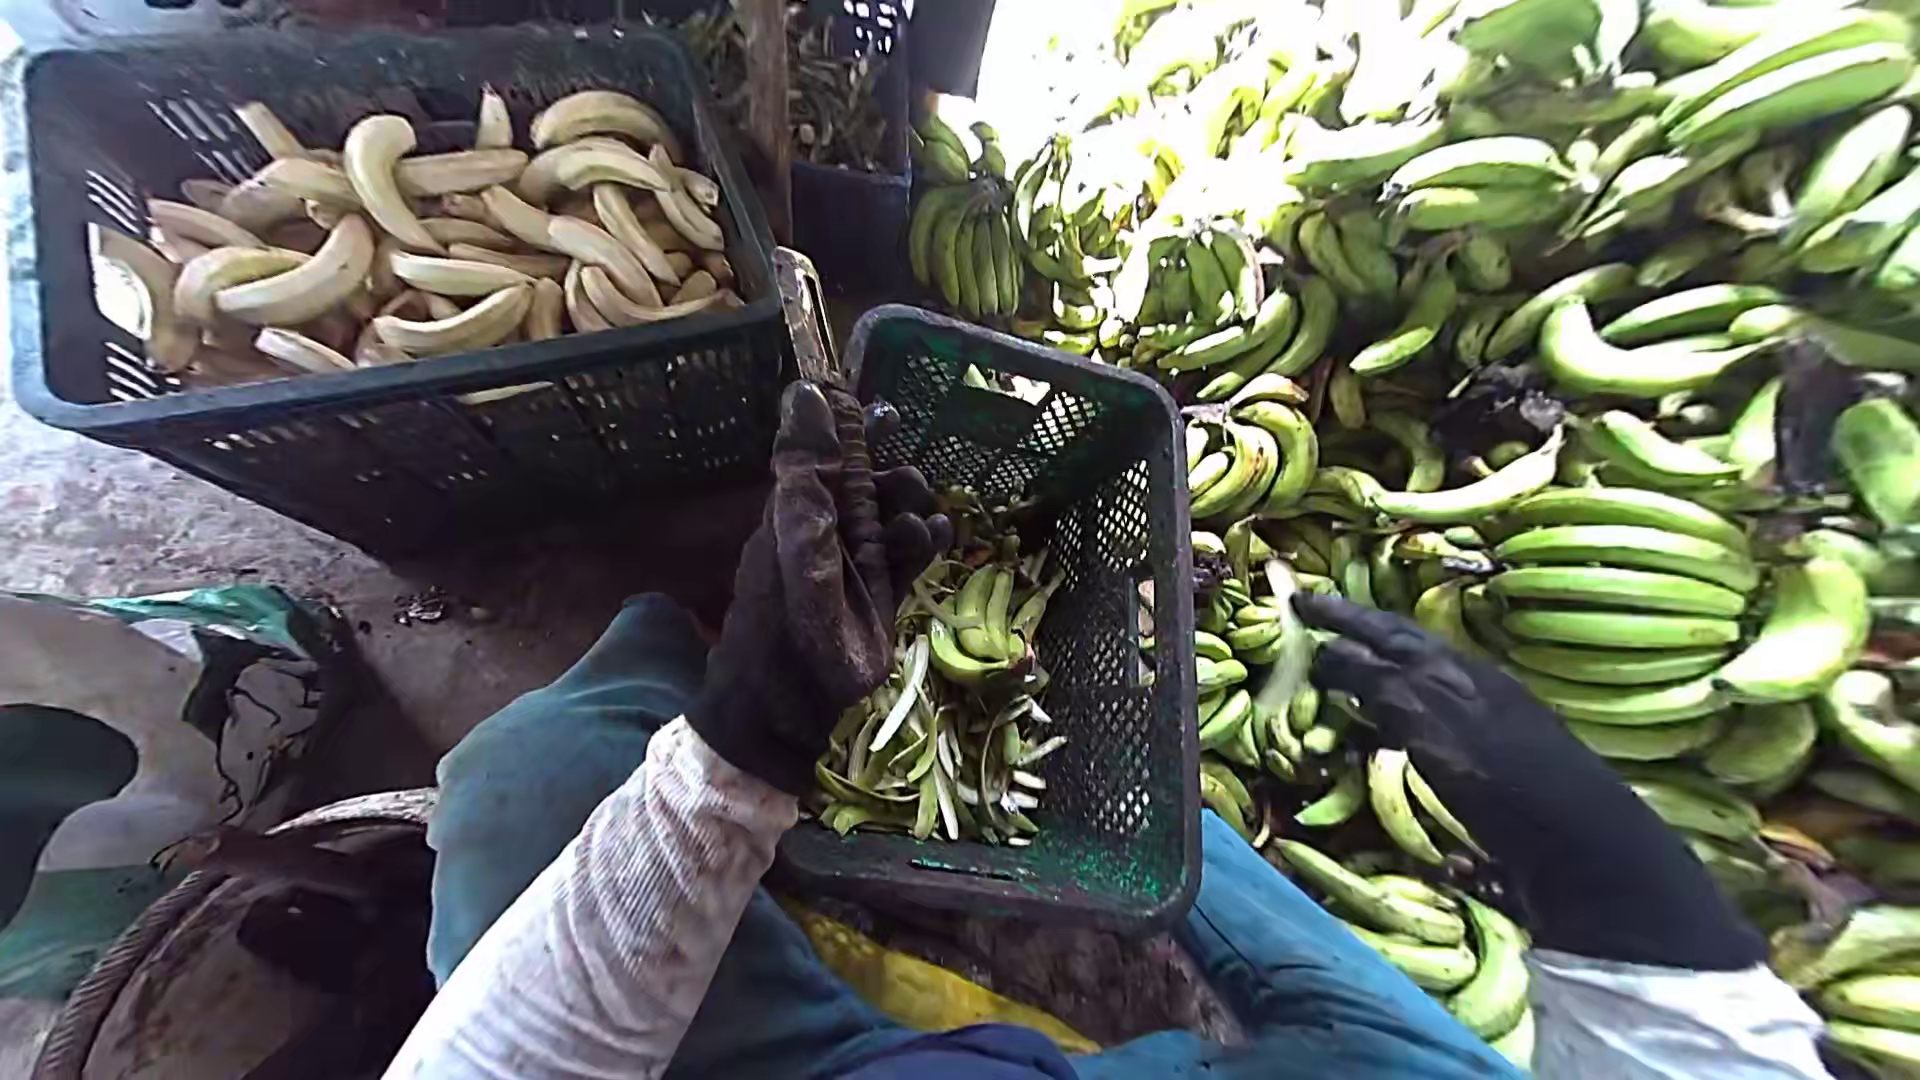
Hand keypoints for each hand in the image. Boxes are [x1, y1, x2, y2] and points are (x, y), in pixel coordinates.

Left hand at [689, 381, 950, 796]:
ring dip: (916, 507)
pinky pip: (914, 549)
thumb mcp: (795, 535)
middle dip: (897, 476)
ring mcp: (861, 556)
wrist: (794, 701)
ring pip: (900, 512)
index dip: (858, 428)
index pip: (832, 451)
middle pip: (876, 480)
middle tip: (906, 485)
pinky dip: (928, 538)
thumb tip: (808, 390)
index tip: (885, 413)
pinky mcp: (887, 585)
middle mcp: (832, 525)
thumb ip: (805, 470)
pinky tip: (931, 539)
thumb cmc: (786, 618)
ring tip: (915, 526)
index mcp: (801, 506)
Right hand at [1294, 592, 1762, 970]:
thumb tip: (1327, 653)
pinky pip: (1419, 699)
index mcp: (1446, 664)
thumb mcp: (1424, 717)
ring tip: (1337, 655)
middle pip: (1397, 639)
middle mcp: (1462, 676)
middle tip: (1312, 615)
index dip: (1335, 613)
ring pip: (1409, 667)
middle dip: (1353, 624)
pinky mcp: (1483, 744)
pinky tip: (1380, 708)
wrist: (1585, 848)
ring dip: (1370, 655)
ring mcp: (1477, 708)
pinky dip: (1387, 692)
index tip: (1294, 600)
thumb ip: (1375, 679)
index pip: (1378, 626)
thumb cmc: (1496, 774)